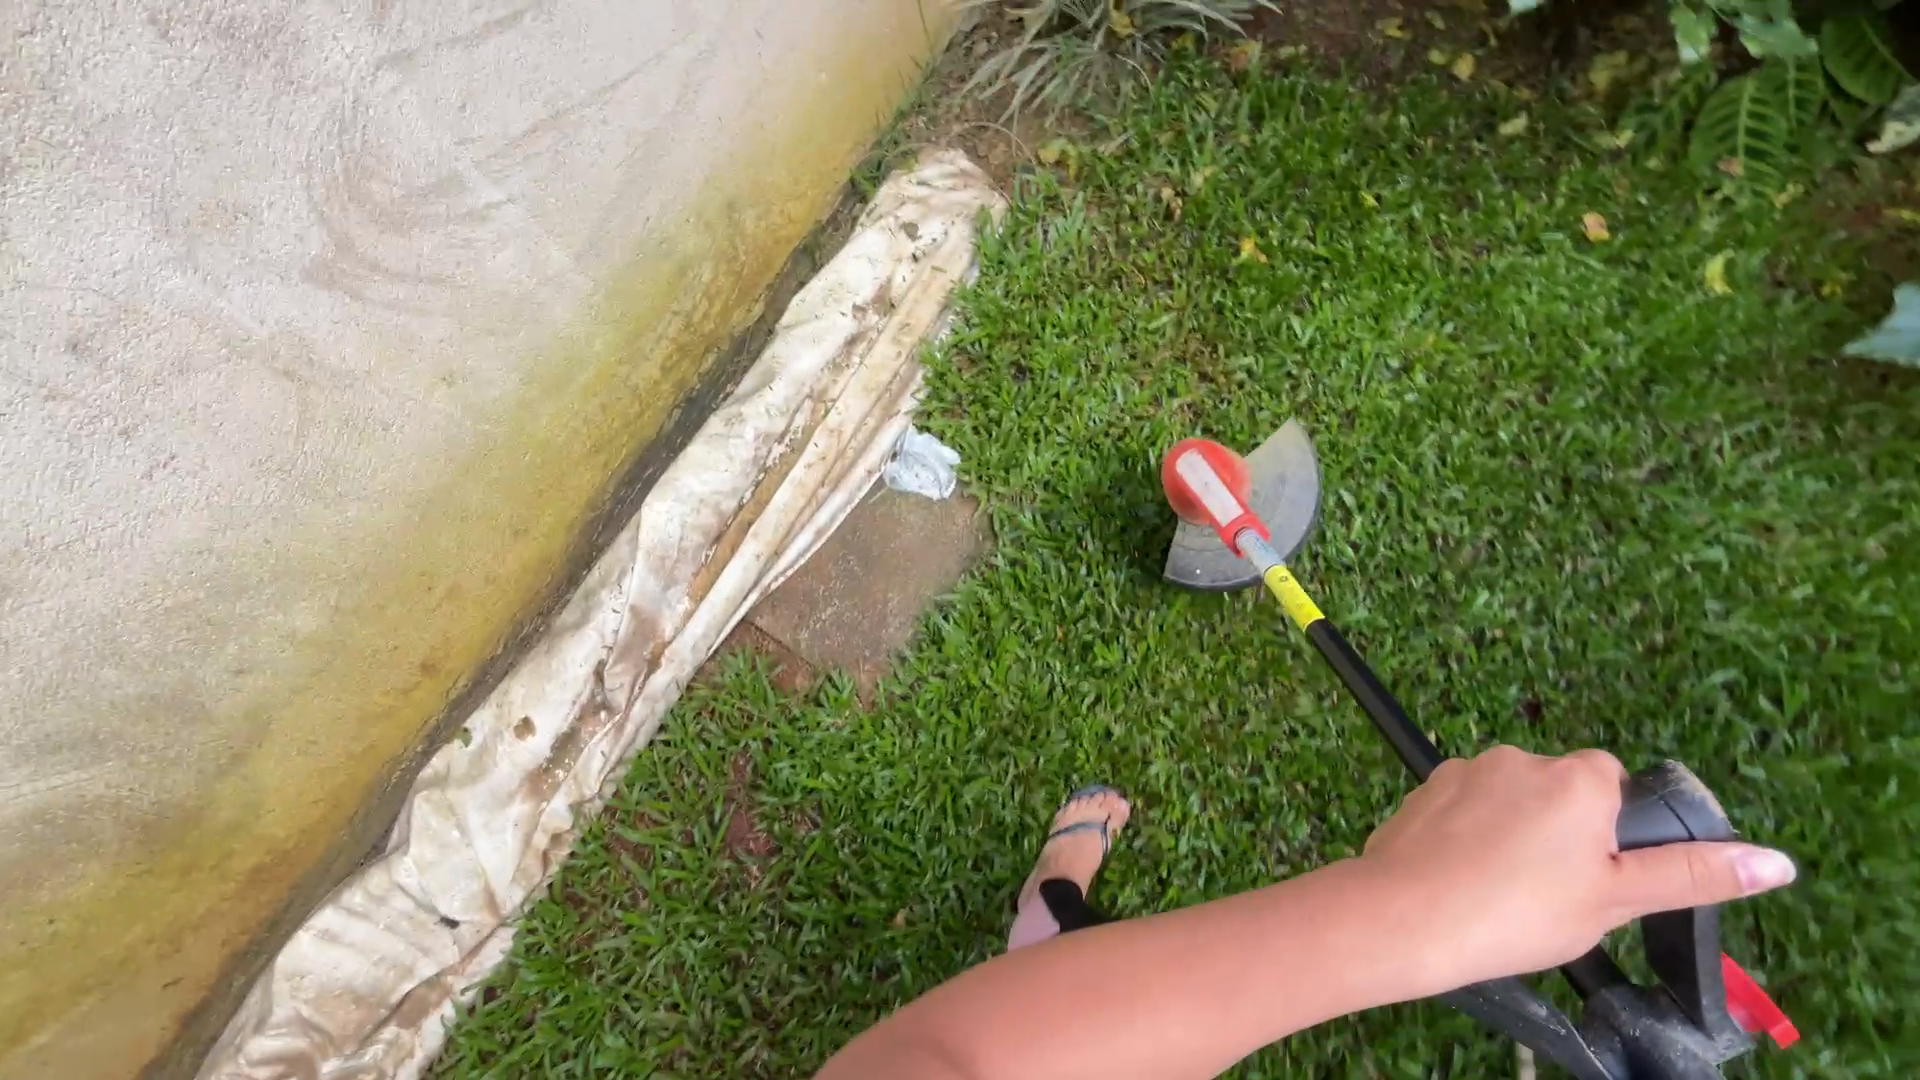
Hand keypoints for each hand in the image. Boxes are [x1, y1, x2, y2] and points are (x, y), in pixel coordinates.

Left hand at [1360, 745, 1795, 989]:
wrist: (1410, 911)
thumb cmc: (1521, 909)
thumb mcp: (1619, 898)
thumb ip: (1691, 874)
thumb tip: (1773, 861)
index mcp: (1572, 777)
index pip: (1609, 775)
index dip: (1612, 820)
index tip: (1601, 863)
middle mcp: (1515, 759)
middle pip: (1555, 786)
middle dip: (1562, 825)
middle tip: (1556, 883)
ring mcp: (1461, 770)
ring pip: (1506, 796)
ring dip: (1514, 827)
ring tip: (1506, 884)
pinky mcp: (1423, 788)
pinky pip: (1463, 805)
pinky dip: (1470, 830)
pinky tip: (1466, 872)